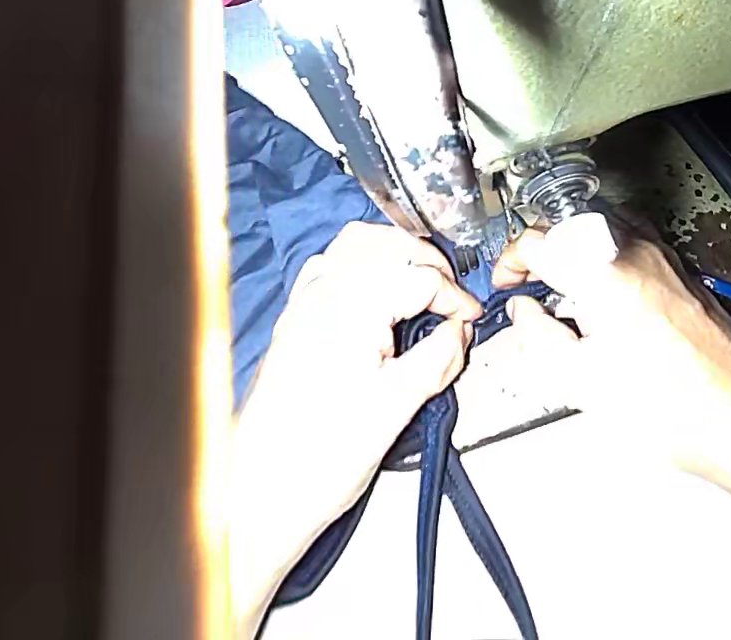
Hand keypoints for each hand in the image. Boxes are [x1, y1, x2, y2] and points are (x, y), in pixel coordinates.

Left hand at [229, 221, 481, 633]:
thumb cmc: (319, 455)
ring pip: (359, 241)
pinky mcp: (297, 312)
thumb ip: (438, 358)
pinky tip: (376, 288)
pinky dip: (363, 261)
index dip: (456, 299)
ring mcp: (306, 297)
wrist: (259, 489)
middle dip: (430, 264)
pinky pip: (333, 260)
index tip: (470, 320)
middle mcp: (326, 288)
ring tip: (421, 283)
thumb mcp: (397, 407)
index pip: (423, 278)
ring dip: (396, 252)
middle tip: (451, 299)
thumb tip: (460, 331)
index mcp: (354, 303)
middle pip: (392, 244)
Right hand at [492, 220, 730, 477]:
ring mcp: (659, 255)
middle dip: (538, 250)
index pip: (538, 241)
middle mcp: (632, 251)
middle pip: (566, 224)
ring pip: (597, 224)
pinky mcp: (676, 267)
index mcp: (602, 273)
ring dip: (570, 245)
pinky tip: (603, 285)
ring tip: (562, 284)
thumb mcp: (582, 381)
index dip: (511, 261)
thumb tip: (523, 312)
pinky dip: (602, 248)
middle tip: (528, 283)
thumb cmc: (674, 406)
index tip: (508, 282)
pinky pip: (627, 236)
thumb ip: (539, 336)